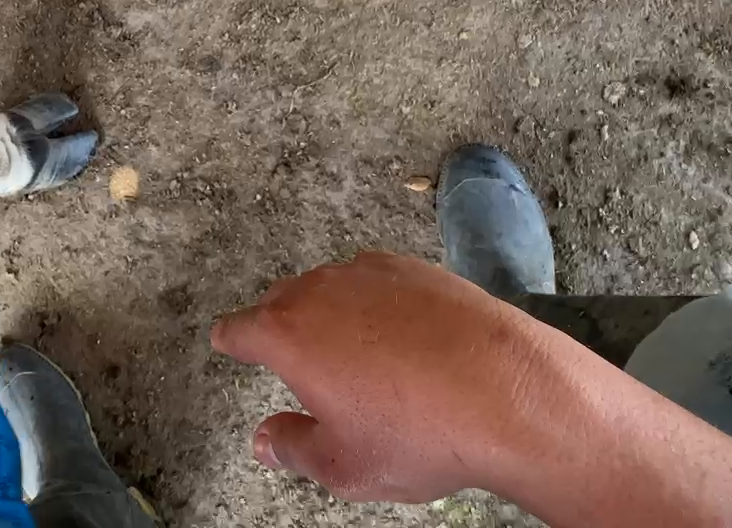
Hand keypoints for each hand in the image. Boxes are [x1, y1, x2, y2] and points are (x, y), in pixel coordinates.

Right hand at [211, 251, 574, 503]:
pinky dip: (375, 302)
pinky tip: (403, 337)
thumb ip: (292, 447)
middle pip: (280, 302)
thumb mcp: (345, 465)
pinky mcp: (406, 265)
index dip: (230, 341)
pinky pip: (372, 280)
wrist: (504, 391)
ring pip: (327, 288)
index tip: (228, 342)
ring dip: (331, 314)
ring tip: (364, 358)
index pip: (237, 329)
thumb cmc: (419, 431)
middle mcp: (315, 291)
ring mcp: (362, 272)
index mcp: (286, 335)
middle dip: (283, 330)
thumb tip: (265, 439)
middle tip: (306, 367)